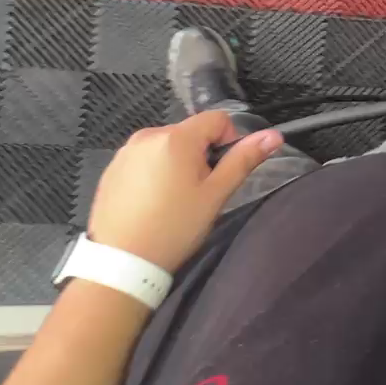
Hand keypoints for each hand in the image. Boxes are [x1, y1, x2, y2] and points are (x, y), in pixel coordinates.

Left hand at [87, 113, 283, 272]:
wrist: (120, 265)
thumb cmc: (174, 228)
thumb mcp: (215, 195)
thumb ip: (244, 160)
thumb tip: (274, 135)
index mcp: (176, 138)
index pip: (217, 119)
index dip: (228, 141)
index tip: (221, 173)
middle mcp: (148, 134)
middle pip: (191, 132)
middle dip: (201, 155)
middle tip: (198, 192)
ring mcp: (126, 151)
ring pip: (168, 146)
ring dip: (178, 162)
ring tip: (174, 200)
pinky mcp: (111, 168)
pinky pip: (145, 158)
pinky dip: (155, 172)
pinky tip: (152, 203)